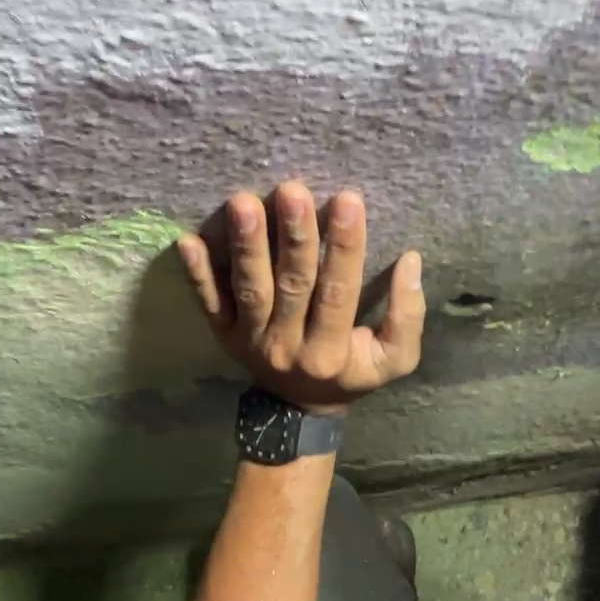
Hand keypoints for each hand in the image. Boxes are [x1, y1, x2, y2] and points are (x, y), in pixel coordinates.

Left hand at [177, 182, 425, 413]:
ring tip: (243, 203)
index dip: (345, 248)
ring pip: (249, 289)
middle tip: (292, 190)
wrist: (300, 410)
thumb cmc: (351, 373)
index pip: (339, 293)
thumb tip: (411, 262)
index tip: (349, 200)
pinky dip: (197, 273)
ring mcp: (250, 340)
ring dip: (246, 246)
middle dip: (293, 237)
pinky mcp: (224, 334)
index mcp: (330, 353)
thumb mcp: (394, 360)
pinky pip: (208, 303)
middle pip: (291, 285)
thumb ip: (408, 316)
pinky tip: (188, 241)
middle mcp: (287, 347)